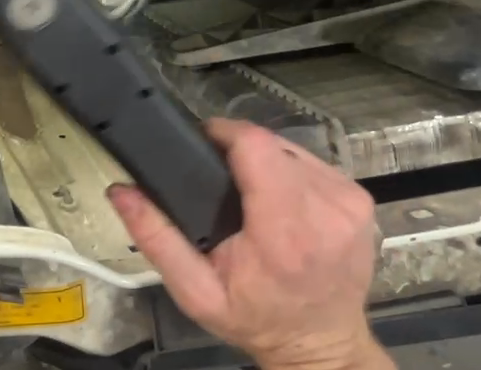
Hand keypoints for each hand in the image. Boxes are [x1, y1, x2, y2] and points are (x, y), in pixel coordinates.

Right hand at [107, 118, 388, 369]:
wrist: (321, 347)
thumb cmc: (256, 317)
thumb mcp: (194, 292)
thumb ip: (156, 238)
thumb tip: (120, 191)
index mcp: (286, 232)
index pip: (255, 145)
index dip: (221, 134)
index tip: (200, 145)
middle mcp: (326, 211)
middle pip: (269, 142)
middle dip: (238, 150)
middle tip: (216, 177)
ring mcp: (349, 203)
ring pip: (289, 147)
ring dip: (262, 158)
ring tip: (245, 190)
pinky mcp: (359, 201)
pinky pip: (310, 161)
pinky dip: (287, 169)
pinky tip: (275, 196)